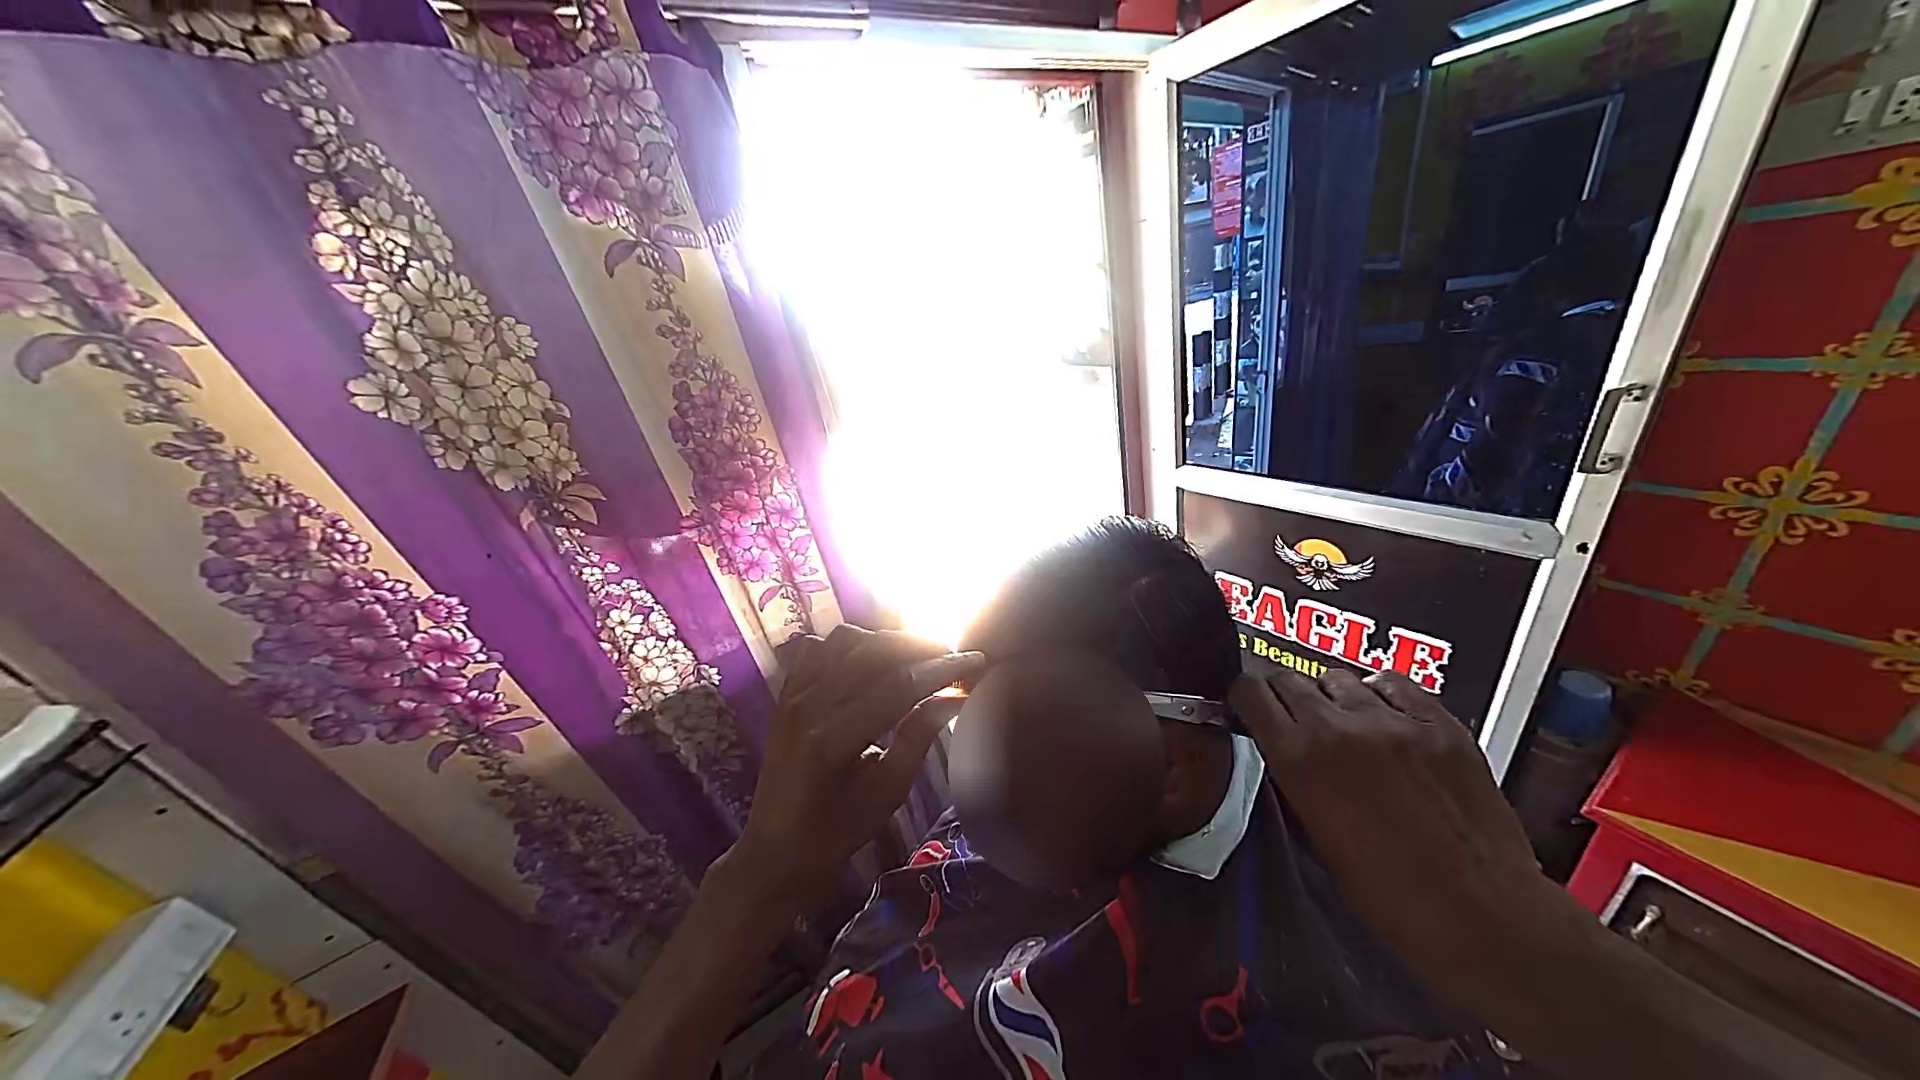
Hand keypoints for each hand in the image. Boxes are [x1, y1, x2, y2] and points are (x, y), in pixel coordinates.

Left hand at [729, 625, 985, 910]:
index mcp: (833, 739)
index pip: (899, 685)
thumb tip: (957, 695)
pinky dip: (849, 644)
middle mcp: (809, 706)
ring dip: (886, 641)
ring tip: (916, 657)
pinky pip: (819, 647)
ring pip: (846, 640)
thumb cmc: (837, 830)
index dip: (942, 669)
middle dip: (920, 647)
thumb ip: (919, 736)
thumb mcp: (888, 792)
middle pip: (874, 652)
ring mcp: (793, 694)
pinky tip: (871, 660)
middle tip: (952, 656)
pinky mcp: (786, 692)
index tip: (976, 660)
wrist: (777, 848)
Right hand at [1228, 669, 1549, 989]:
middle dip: (1284, 696)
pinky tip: (1385, 717)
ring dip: (1331, 696)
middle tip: (1296, 720)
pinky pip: (1392, 682)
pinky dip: (1379, 693)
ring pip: (1337, 677)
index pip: (1250, 692)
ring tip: (1346, 723)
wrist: (1480, 914)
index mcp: (1299, 759)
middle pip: (1289, 678)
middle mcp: (1339, 729)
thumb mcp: (1314, 833)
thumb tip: (1282, 748)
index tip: (1250, 707)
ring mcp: (1392, 721)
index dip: (1245, 697)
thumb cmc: (1391, 894)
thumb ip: (1293, 777)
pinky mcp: (1438, 723)